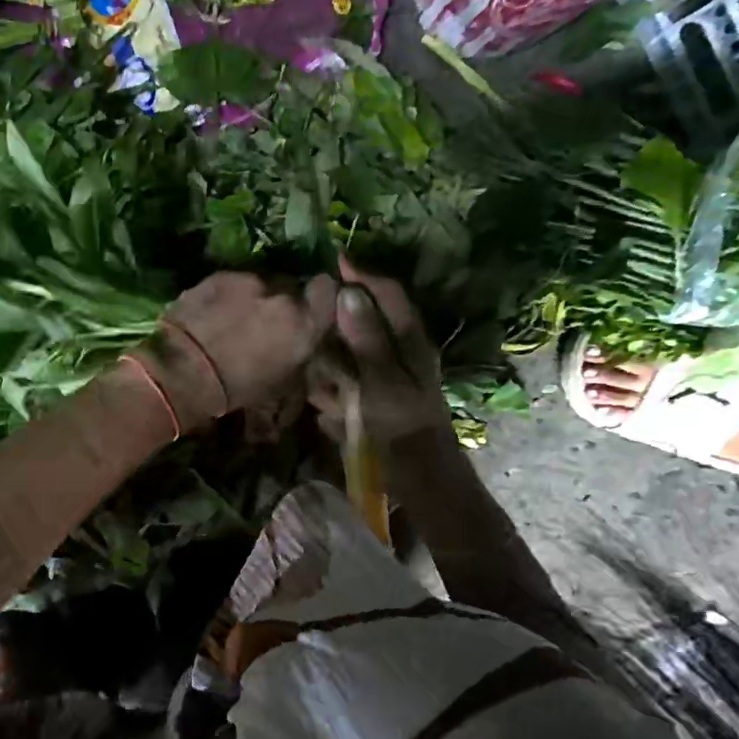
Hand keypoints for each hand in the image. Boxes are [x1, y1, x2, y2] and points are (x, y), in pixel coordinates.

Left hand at [148, 272, 337, 428]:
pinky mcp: (220, 275)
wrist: (182, 374)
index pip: (328, 289)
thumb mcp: (284, 382)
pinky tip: (215, 314)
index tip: (311, 308)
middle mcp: (282, 295)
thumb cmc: (238, 389)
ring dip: (255, 298)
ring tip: (236, 320)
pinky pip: (234, 282)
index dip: (321, 296)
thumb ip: (301, 352)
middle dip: (284, 301)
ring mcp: (249, 281)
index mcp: (304, 324)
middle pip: (292, 287)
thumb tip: (304, 343)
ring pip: (261, 284)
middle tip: (268, 323)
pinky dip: (229, 295)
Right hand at [309, 258, 451, 445]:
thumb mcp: (382, 378)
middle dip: (336, 337)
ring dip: (333, 372)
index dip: (362, 274)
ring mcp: (383, 379)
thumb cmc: (403, 424)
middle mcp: (398, 353)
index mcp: (409, 340)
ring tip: (330, 395)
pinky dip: (334, 397)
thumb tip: (348, 292)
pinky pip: (343, 388)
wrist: (418, 478)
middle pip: (360, 325)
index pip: (387, 293)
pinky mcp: (371, 402)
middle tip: (321, 354)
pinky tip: (333, 415)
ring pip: (346, 357)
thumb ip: (366, 337)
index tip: (334, 260)